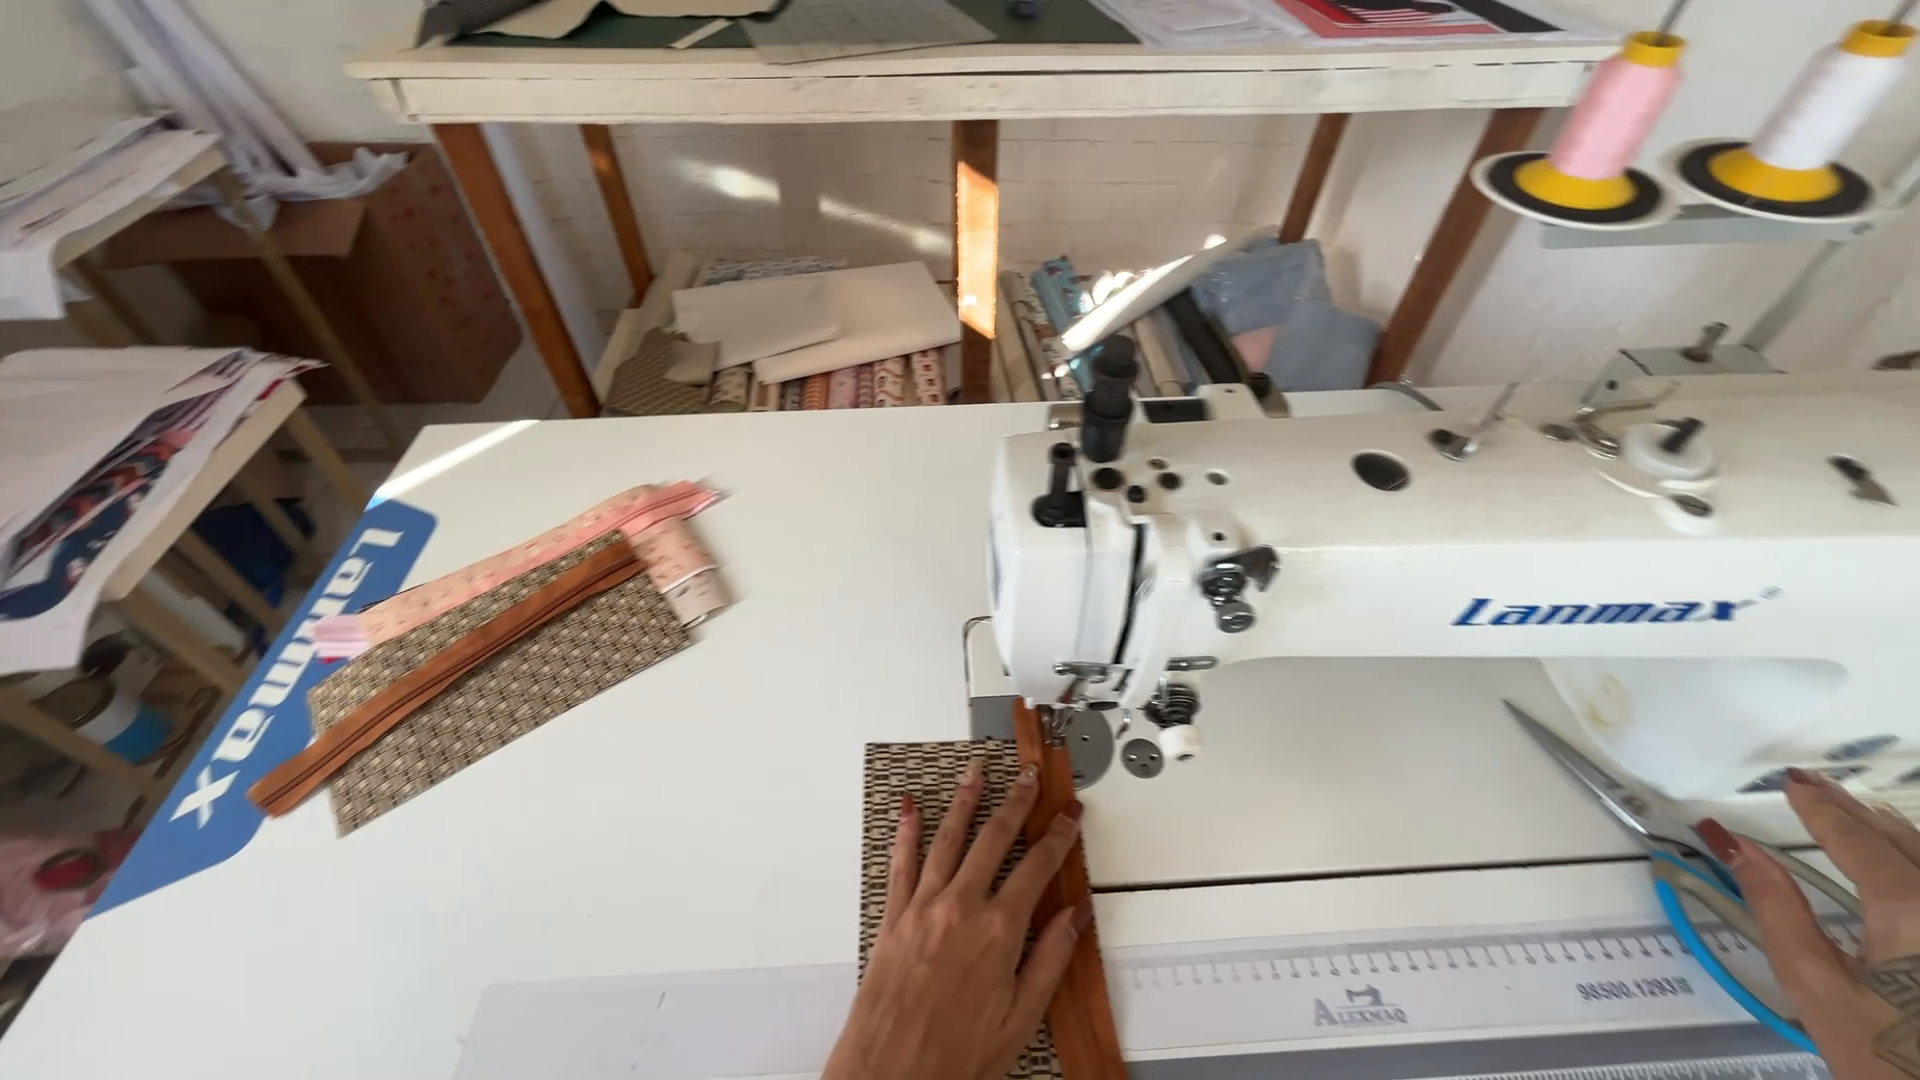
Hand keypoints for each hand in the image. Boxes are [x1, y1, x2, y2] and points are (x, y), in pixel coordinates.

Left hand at [823, 760, 1090, 1079]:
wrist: (889, 1077)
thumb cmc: (954, 1057)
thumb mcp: (1021, 1017)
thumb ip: (1051, 959)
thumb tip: (1075, 916)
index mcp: (998, 930)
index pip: (1038, 866)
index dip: (1058, 834)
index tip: (1069, 815)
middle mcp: (960, 907)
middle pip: (995, 837)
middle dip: (1016, 801)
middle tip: (1029, 777)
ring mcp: (924, 906)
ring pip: (949, 837)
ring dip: (965, 801)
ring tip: (977, 774)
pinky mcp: (894, 915)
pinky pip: (902, 862)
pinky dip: (907, 831)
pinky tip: (911, 808)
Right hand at [1698, 770, 1919, 1079]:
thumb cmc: (1885, 1057)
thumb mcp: (1815, 984)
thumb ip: (1775, 906)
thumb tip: (1733, 844)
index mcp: (1912, 913)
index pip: (1859, 843)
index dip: (1820, 810)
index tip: (1790, 782)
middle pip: (1908, 846)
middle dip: (1857, 813)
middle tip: (1814, 785)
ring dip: (1895, 832)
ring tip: (1859, 812)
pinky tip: (1907, 858)